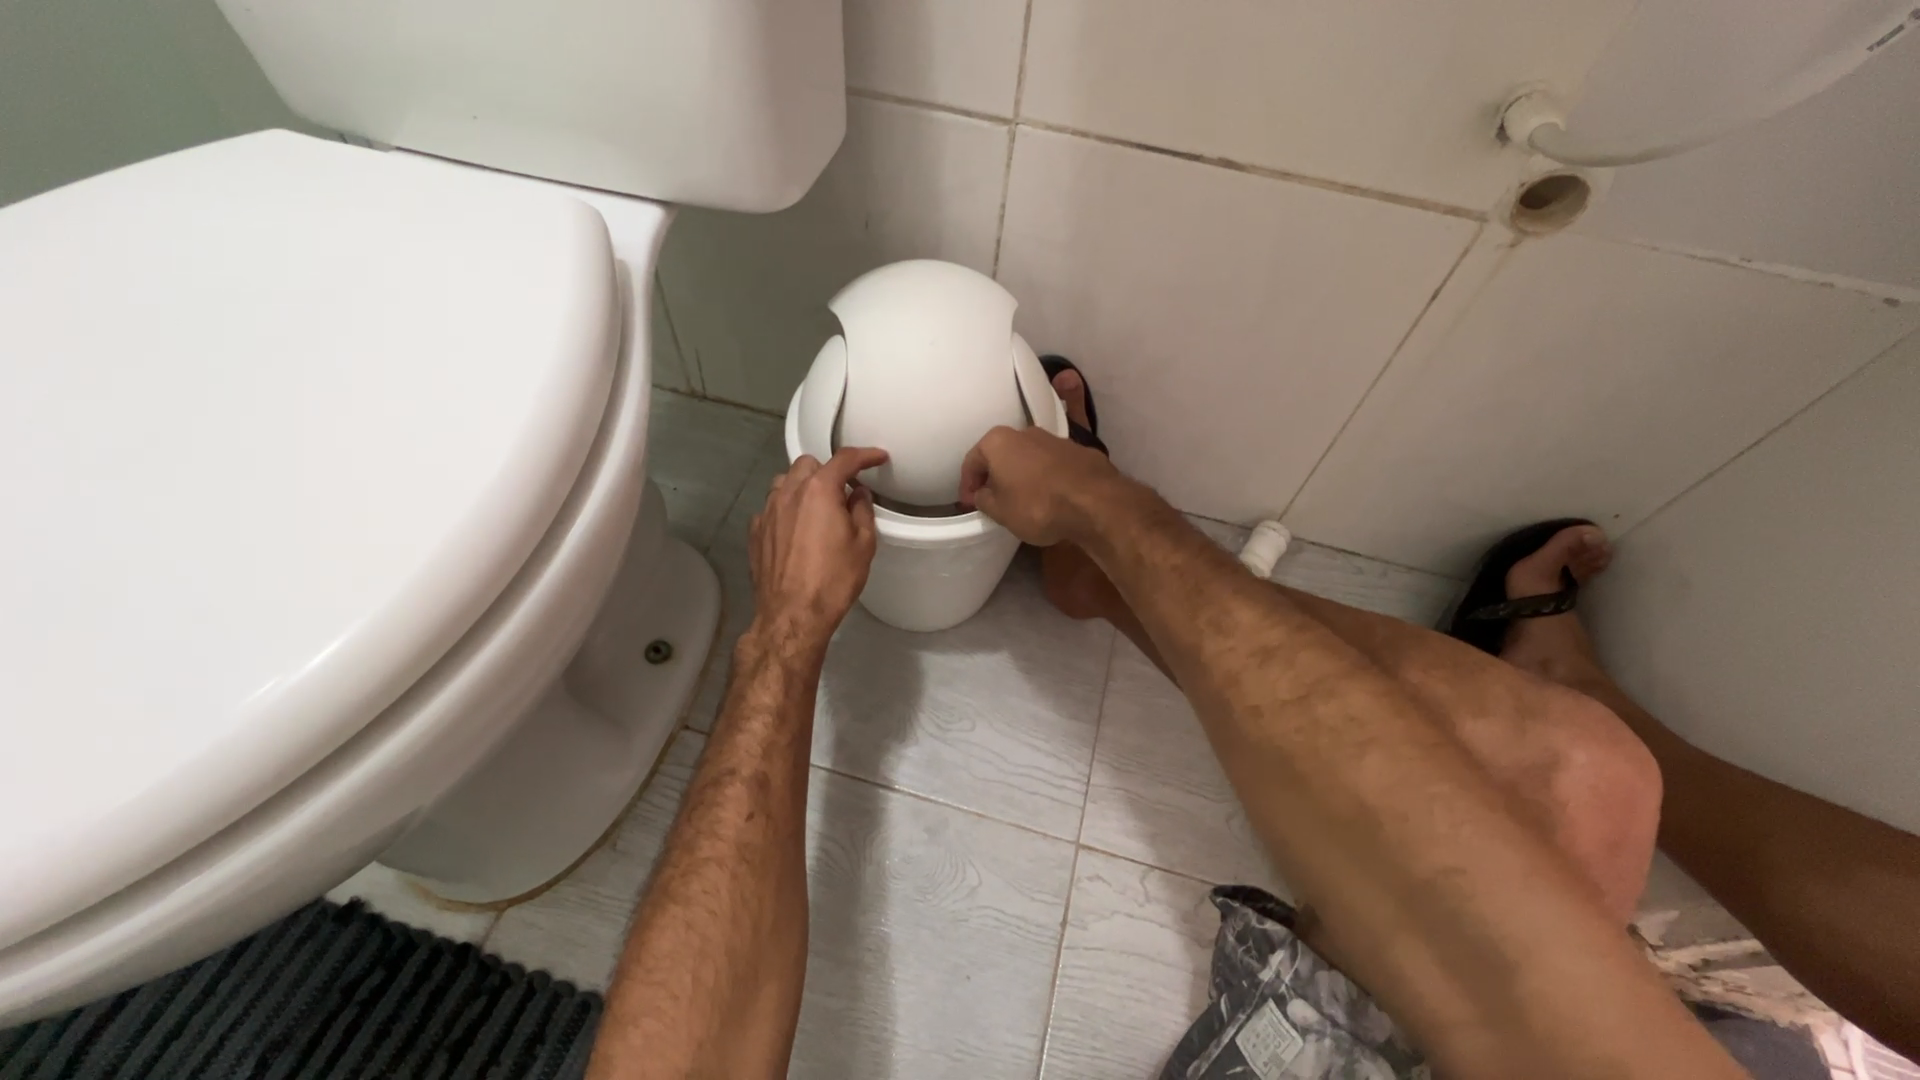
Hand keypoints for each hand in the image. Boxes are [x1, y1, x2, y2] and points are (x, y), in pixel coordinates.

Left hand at [749, 446, 888, 647]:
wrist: (793, 614)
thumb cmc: (834, 579)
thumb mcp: (863, 544)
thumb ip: (862, 511)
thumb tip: (858, 494)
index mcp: (819, 490)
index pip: (844, 460)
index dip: (865, 455)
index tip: (877, 458)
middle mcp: (789, 493)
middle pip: (808, 464)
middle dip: (827, 471)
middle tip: (843, 492)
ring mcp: (767, 512)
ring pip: (784, 483)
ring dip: (802, 487)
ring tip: (816, 508)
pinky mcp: (755, 532)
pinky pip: (771, 509)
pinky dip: (785, 511)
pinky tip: (795, 530)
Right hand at [958, 426, 1123, 545]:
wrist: (1095, 503)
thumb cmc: (1037, 505)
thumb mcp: (1000, 511)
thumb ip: (984, 500)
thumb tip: (982, 494)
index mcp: (999, 441)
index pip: (973, 460)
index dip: (967, 484)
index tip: (969, 504)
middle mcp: (1026, 432)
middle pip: (1002, 454)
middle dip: (996, 476)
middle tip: (993, 500)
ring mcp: (1057, 440)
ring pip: (1030, 458)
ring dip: (1023, 476)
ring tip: (1024, 501)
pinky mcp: (1081, 452)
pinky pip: (1054, 466)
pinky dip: (1047, 478)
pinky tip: (1052, 499)